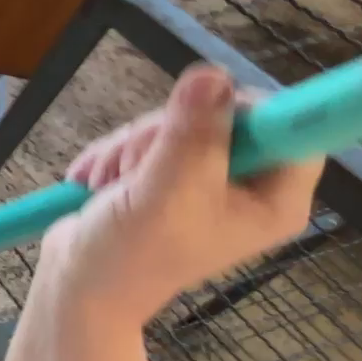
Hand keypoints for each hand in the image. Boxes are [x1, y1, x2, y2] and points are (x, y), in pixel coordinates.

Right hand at [39, 65, 323, 323]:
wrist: (76, 285)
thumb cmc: (130, 254)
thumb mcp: (164, 193)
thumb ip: (192, 135)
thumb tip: (211, 75)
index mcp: (271, 199)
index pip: (286, 130)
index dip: (243, 111)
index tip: (193, 109)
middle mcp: (241, 188)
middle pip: (216, 122)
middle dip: (157, 135)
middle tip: (129, 166)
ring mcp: (195, 183)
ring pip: (168, 129)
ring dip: (124, 148)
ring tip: (103, 182)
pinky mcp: (154, 181)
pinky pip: (137, 143)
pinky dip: (108, 156)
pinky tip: (92, 181)